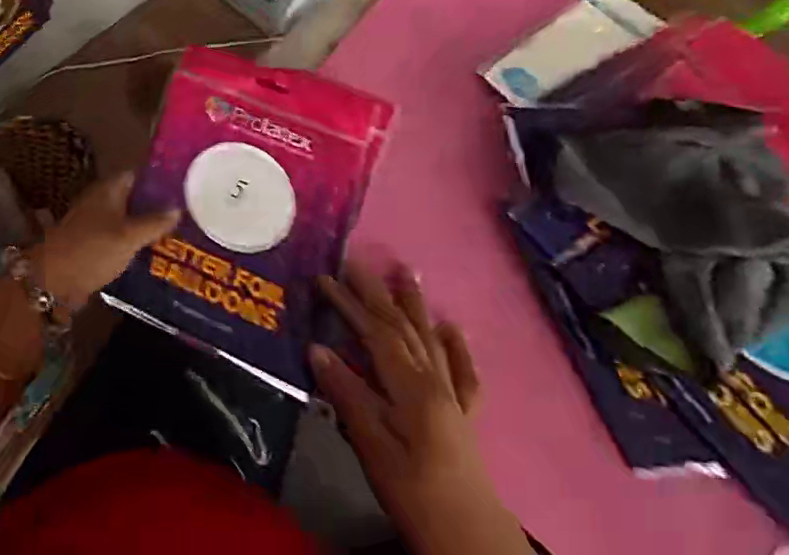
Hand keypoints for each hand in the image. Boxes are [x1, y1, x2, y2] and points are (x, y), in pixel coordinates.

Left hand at [32, 172, 178, 308]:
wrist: (54, 280)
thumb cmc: (93, 249)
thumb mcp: (129, 236)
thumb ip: (155, 221)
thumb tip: (177, 207)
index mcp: (109, 189)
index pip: (139, 174)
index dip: (160, 178)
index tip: (183, 186)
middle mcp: (102, 200)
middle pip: (135, 196)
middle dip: (158, 204)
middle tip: (187, 212)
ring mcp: (96, 222)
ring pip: (128, 218)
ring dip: (148, 225)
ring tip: (178, 232)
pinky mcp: (94, 244)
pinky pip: (121, 237)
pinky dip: (136, 241)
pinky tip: (155, 251)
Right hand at [311, 262, 528, 554]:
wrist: (471, 539)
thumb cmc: (415, 494)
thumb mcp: (373, 449)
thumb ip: (348, 397)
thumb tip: (317, 349)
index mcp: (411, 388)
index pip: (376, 333)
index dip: (350, 304)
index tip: (324, 278)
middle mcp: (435, 382)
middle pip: (402, 328)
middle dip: (377, 293)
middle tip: (356, 262)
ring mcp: (453, 396)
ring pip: (430, 339)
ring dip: (416, 305)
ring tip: (407, 272)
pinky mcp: (464, 415)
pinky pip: (463, 372)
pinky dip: (456, 346)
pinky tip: (450, 328)